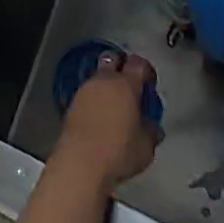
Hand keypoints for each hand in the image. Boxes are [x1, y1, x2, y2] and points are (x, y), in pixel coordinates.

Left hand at [54, 52, 159, 189]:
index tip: (150, 82)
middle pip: (114, 60)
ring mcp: (85, 89)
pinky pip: (88, 92)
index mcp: (126, 84)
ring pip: (99, 76)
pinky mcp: (72, 102)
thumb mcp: (146, 146)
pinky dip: (96, 98)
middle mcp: (104, 80)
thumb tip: (152, 127)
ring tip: (116, 106)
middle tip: (131, 87)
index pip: (139, 64)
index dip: (146, 70)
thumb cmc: (118, 151)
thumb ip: (151, 130)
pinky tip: (100, 117)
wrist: (81, 162)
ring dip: (108, 85)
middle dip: (123, 68)